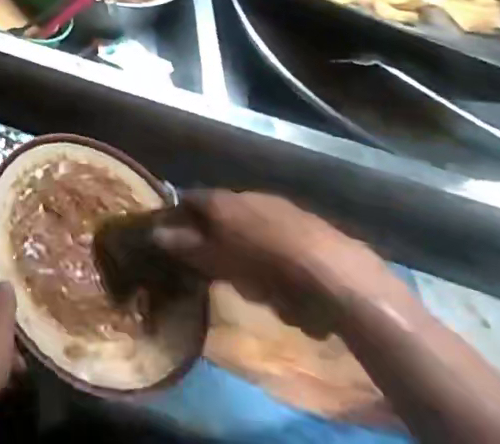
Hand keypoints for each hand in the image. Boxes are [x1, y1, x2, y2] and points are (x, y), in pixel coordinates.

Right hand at [150, 190, 398, 336]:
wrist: (344, 281)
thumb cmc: (269, 267)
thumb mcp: (219, 260)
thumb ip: (187, 246)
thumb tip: (155, 232)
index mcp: (227, 199)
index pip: (190, 200)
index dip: (178, 219)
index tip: (173, 242)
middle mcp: (254, 199)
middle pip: (226, 223)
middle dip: (224, 253)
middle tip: (229, 280)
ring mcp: (289, 215)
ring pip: (259, 243)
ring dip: (259, 270)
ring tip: (271, 299)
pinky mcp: (319, 236)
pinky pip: (289, 256)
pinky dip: (288, 276)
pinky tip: (300, 301)